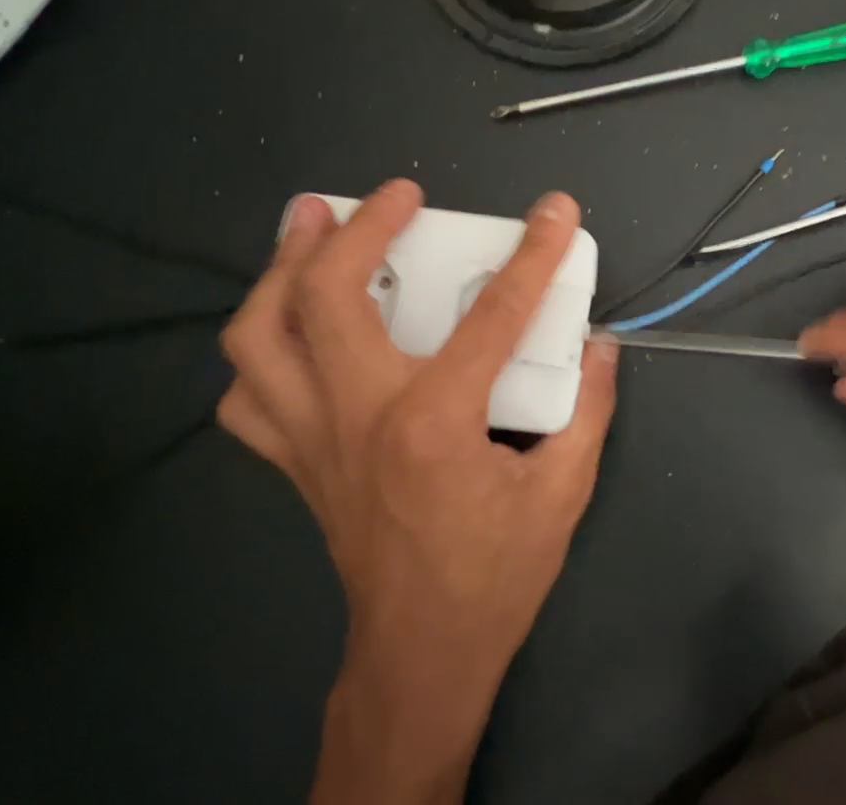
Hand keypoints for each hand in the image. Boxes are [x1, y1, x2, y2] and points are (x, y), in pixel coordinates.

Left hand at [217, 180, 617, 802]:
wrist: (424, 649)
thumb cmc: (498, 573)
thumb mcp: (564, 489)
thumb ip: (587, 408)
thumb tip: (597, 345)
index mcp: (435, 421)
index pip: (492, 314)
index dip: (533, 253)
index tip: (554, 210)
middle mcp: (358, 416)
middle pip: (328, 296)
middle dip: (360, 228)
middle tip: (396, 195)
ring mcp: (312, 439)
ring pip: (259, 335)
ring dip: (280, 270)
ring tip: (311, 227)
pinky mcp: (293, 462)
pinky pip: (248, 395)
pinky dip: (261, 351)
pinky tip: (293, 333)